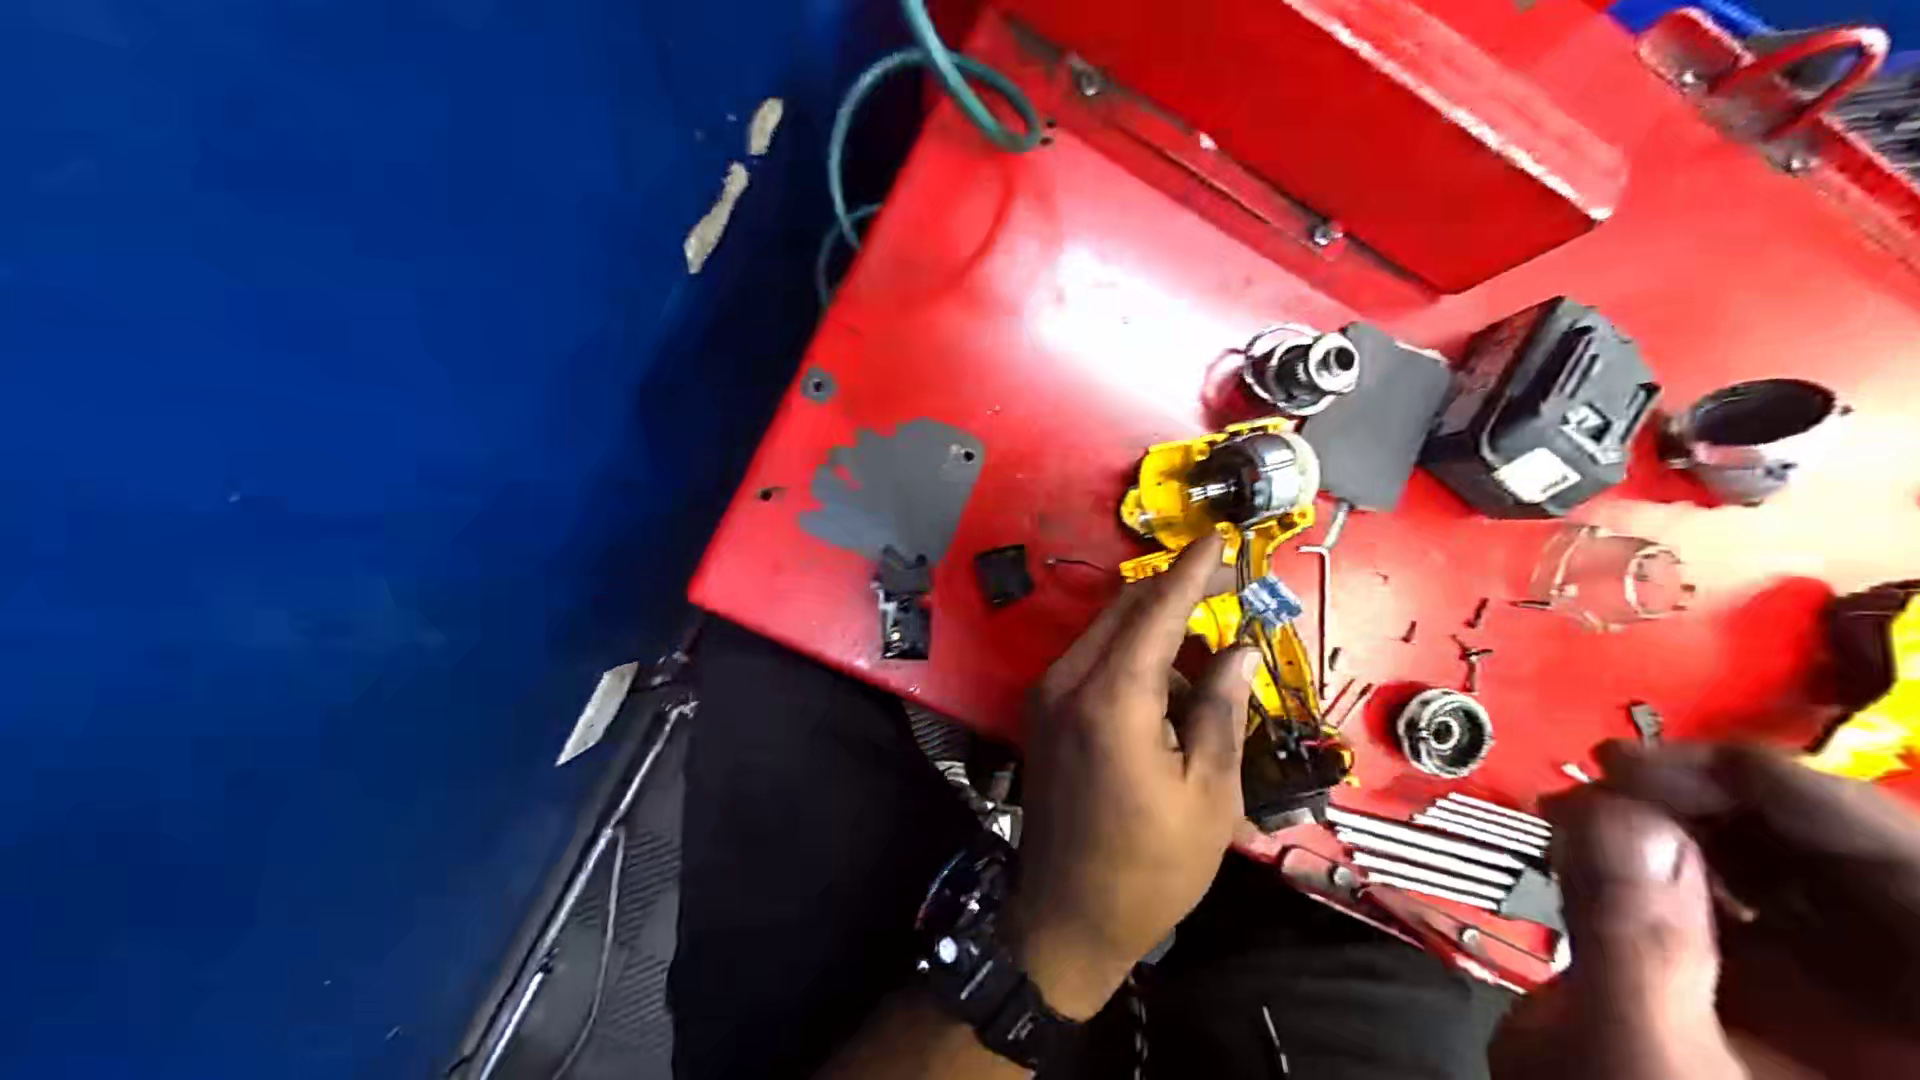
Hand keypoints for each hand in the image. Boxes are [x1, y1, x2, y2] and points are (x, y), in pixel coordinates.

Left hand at [1004, 534, 1253, 1018]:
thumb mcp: (1209, 794)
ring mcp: (1047, 694)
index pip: (1155, 611)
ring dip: (1156, 626)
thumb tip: (1237, 651)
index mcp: (1110, 699)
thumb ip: (1221, 710)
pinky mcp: (1043, 710)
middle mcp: (1067, 681)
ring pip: (1106, 631)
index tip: (1218, 537)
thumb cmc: (1151, 866)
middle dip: (1175, 590)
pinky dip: (1131, 655)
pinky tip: (1167, 684)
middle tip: (1228, 587)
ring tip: (1209, 653)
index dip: (1191, 571)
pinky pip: (1091, 659)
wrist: (1067, 915)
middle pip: (1124, 609)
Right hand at [1493, 740, 1919, 1079]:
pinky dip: (1666, 847)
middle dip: (1730, 801)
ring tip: (1588, 802)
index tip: (1664, 758)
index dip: (1806, 799)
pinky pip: (1740, 889)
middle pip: (1864, 867)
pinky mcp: (1778, 986)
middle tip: (1612, 771)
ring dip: (1691, 818)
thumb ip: (1634, 943)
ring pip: (1799, 869)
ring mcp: (1854, 1004)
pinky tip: (1594, 833)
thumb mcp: (1639, 1066)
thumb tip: (1613, 812)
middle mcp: (1913, 1012)